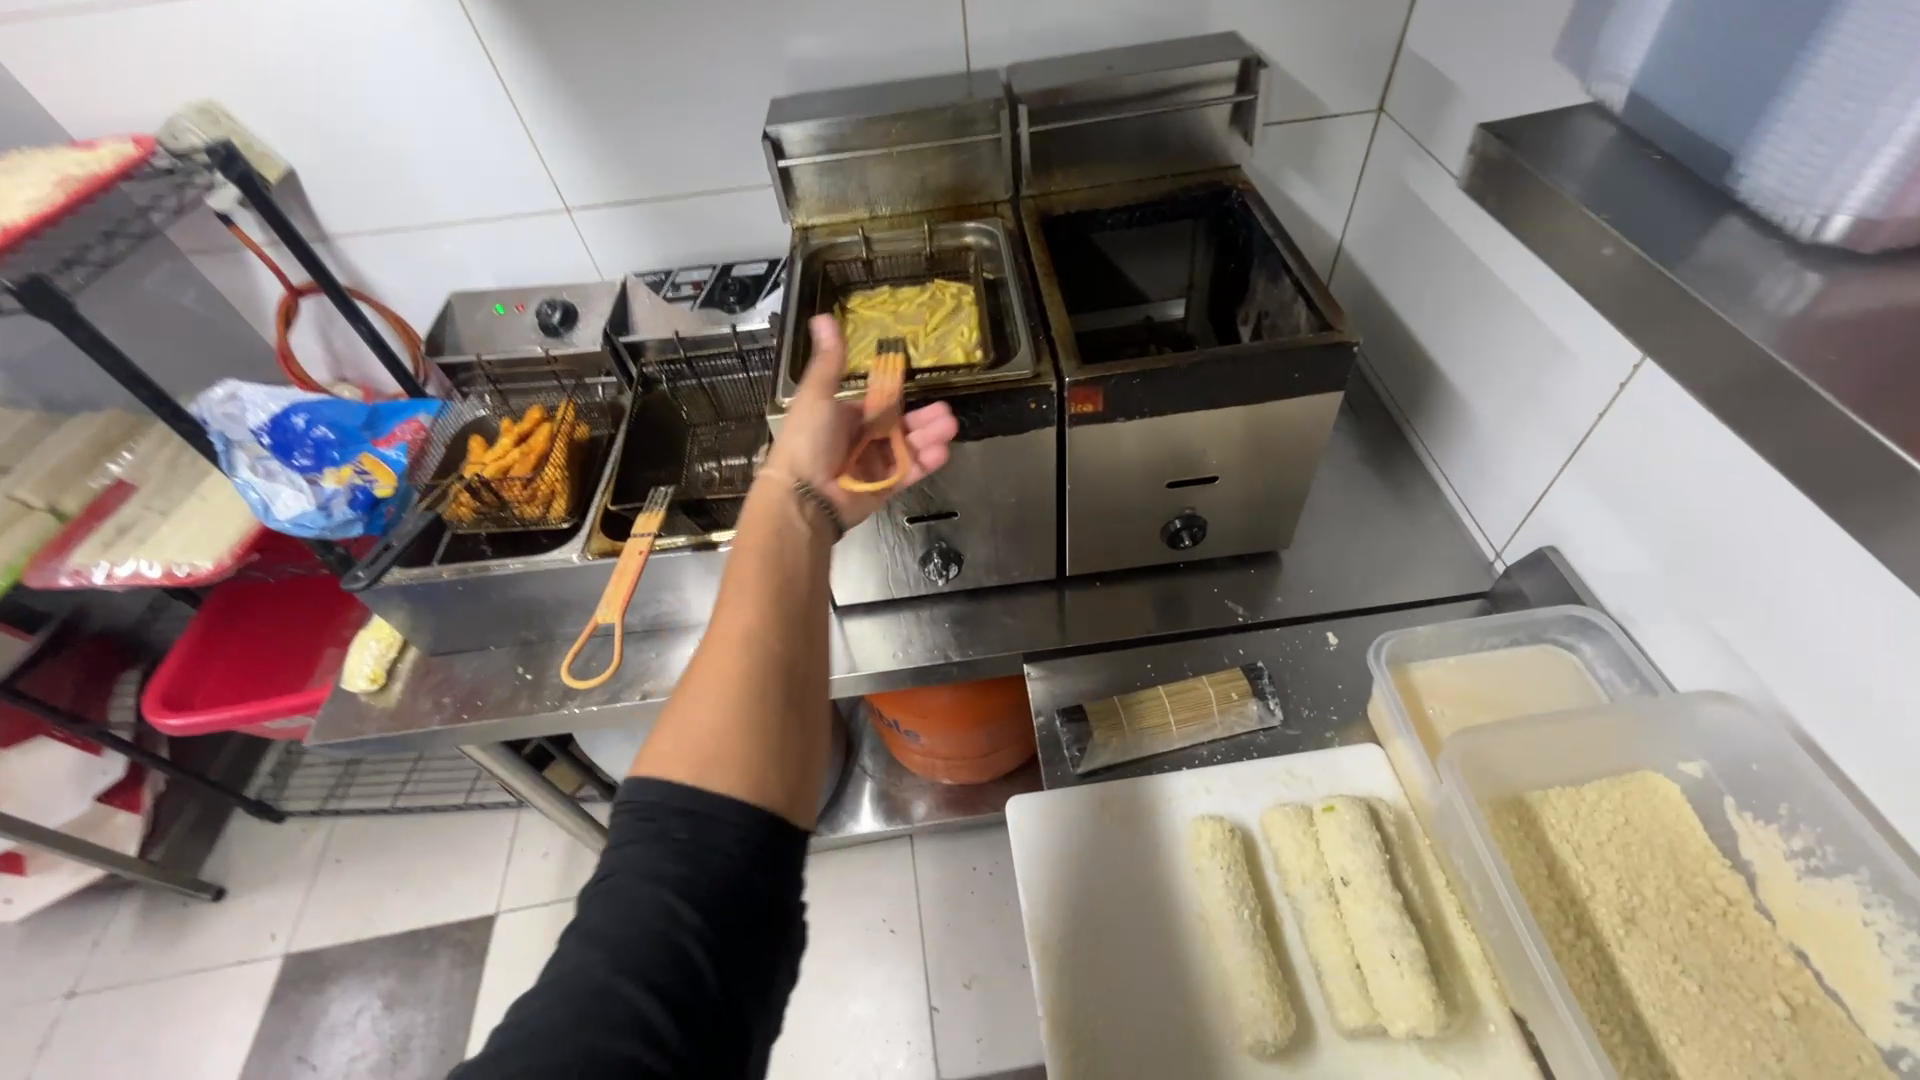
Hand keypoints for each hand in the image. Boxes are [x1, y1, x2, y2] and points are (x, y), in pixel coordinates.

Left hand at [762, 314, 958, 528]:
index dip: (903, 399)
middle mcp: (861, 440)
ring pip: (909, 448)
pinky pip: (909, 473)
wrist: (803, 494)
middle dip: (925, 420)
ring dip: (930, 438)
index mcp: (845, 417)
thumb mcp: (817, 393)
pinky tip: (941, 452)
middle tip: (947, 414)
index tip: (926, 390)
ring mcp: (874, 466)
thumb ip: (831, 360)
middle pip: (901, 427)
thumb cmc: (807, 439)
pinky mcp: (884, 488)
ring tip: (950, 428)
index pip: (882, 405)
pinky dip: (925, 463)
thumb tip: (823, 317)